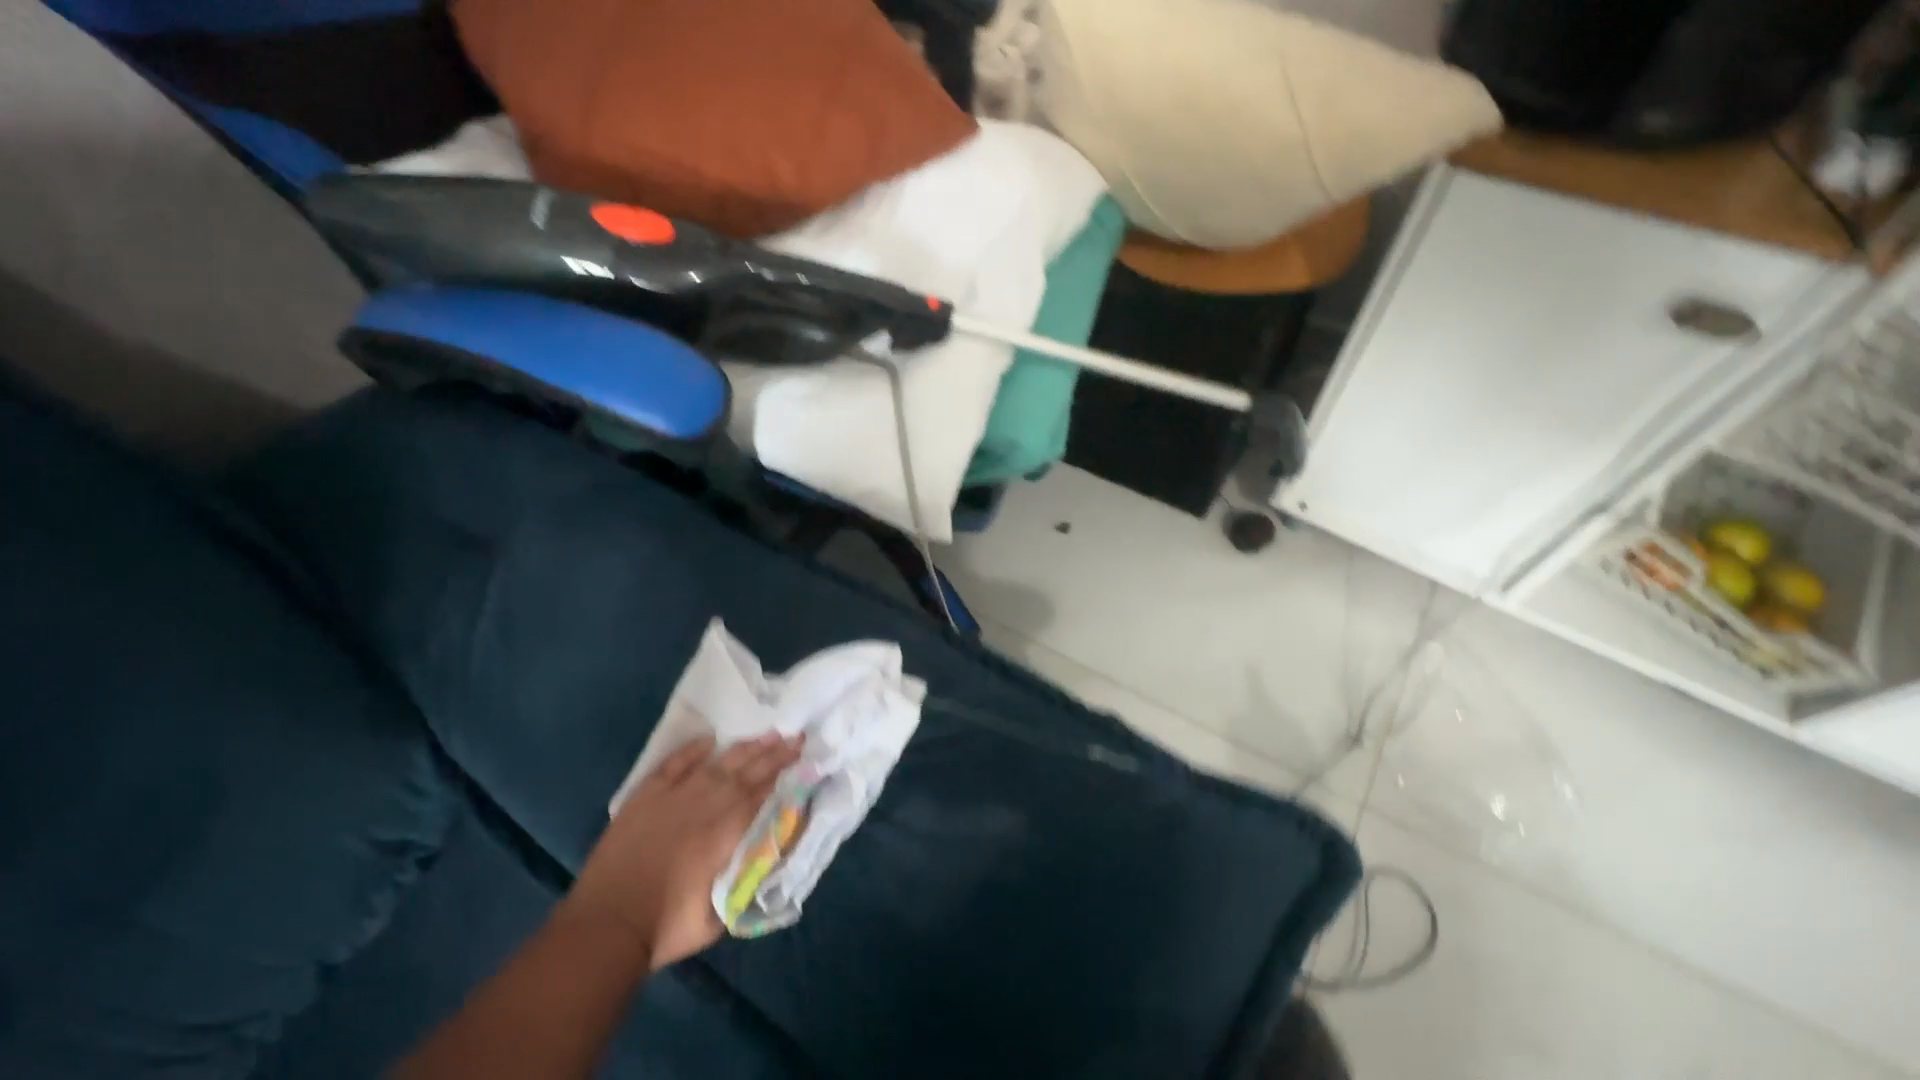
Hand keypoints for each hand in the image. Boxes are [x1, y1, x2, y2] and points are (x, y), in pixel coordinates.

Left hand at [566, 732, 802, 971]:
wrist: (606, 926)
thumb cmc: (665, 929)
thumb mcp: (719, 916)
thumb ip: (744, 885)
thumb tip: (766, 863)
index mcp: (724, 835)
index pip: (760, 796)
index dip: (782, 775)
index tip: (801, 757)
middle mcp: (702, 808)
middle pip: (743, 774)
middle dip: (771, 755)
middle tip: (794, 737)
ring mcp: (671, 799)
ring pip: (714, 765)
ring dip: (742, 749)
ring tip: (764, 735)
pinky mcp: (643, 799)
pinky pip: (672, 766)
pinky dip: (691, 751)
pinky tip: (709, 740)